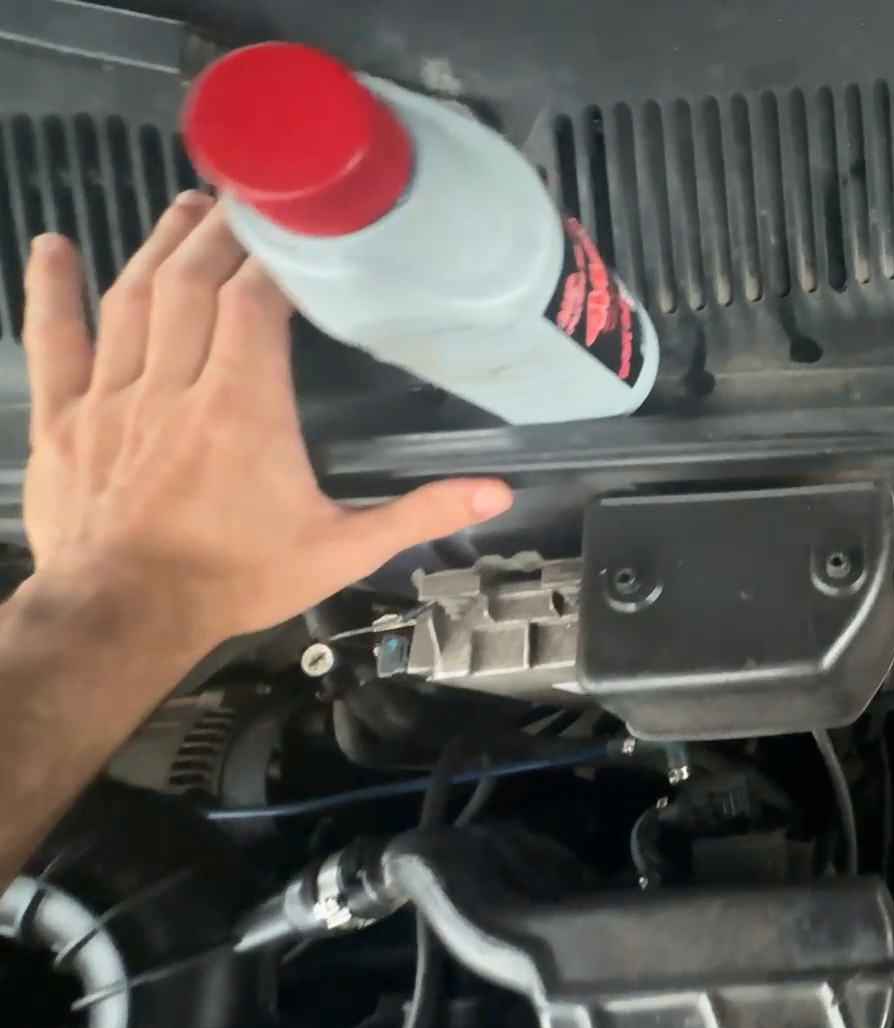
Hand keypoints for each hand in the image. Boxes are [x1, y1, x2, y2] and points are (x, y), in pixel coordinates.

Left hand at [20, 192, 511, 649]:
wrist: (126, 615)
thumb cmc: (242, 577)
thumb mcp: (350, 548)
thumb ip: (424, 513)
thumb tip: (499, 492)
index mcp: (243, 413)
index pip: (249, 310)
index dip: (271, 266)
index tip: (297, 236)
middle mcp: (174, 391)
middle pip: (189, 289)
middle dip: (221, 240)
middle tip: (250, 203)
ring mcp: (111, 400)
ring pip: (131, 302)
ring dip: (158, 248)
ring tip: (188, 210)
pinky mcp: (66, 419)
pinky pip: (54, 341)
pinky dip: (52, 290)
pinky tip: (53, 248)